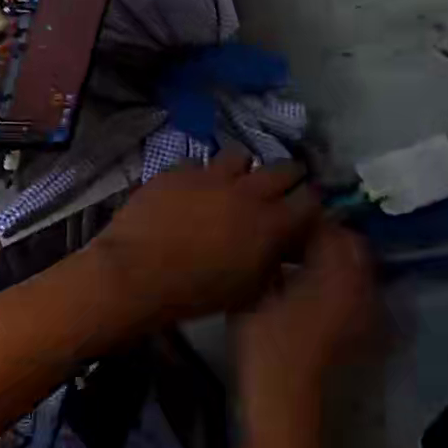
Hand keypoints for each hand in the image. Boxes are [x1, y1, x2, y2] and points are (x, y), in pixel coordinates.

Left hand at [87, 152, 320, 325]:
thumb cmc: (197, 291)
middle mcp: (246, 191)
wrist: (138, 271)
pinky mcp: (175, 171)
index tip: (303, 209)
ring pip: (238, 156)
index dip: (309, 203)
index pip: (310, 200)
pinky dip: (199, 173)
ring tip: (232, 181)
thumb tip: (280, 246)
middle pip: (282, 168)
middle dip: (286, 176)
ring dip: (242, 167)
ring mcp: (208, 176)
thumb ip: (272, 259)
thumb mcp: (249, 285)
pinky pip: (196, 163)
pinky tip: (191, 187)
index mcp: (271, 222)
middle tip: (278, 187)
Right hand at [236, 222, 376, 423]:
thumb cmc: (266, 339)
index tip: (272, 216)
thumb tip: (272, 226)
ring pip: (348, 269)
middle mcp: (364, 288)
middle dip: (317, 236)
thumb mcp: (256, 285)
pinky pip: (348, 291)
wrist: (285, 399)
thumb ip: (271, 250)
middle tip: (276, 236)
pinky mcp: (359, 332)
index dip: (301, 217)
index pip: (331, 226)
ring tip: (283, 260)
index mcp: (342, 272)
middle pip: (347, 246)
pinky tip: (296, 289)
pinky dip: (327, 282)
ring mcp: (366, 313)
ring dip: (323, 259)